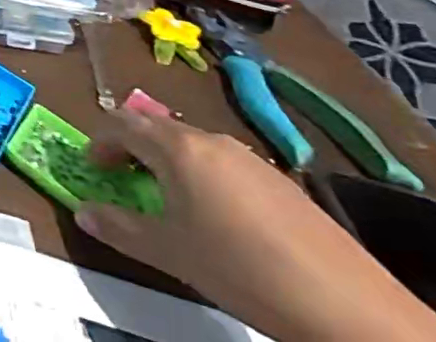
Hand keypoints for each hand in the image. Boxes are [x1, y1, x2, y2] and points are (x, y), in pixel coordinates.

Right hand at [76, 109, 435, 341]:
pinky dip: (202, 176)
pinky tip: (216, 218)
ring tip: (165, 200)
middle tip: (120, 179)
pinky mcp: (282, 183)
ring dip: (166, 162)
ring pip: (191, 146)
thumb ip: (120, 228)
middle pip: (156, 128)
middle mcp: (211, 141)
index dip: (100, 142)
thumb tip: (83, 212)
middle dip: (130, 148)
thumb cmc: (242, 270)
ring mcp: (251, 159)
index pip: (122, 124)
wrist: (353, 311)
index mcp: (178, 148)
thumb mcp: (170, 253)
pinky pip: (223, 164)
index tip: (92, 168)